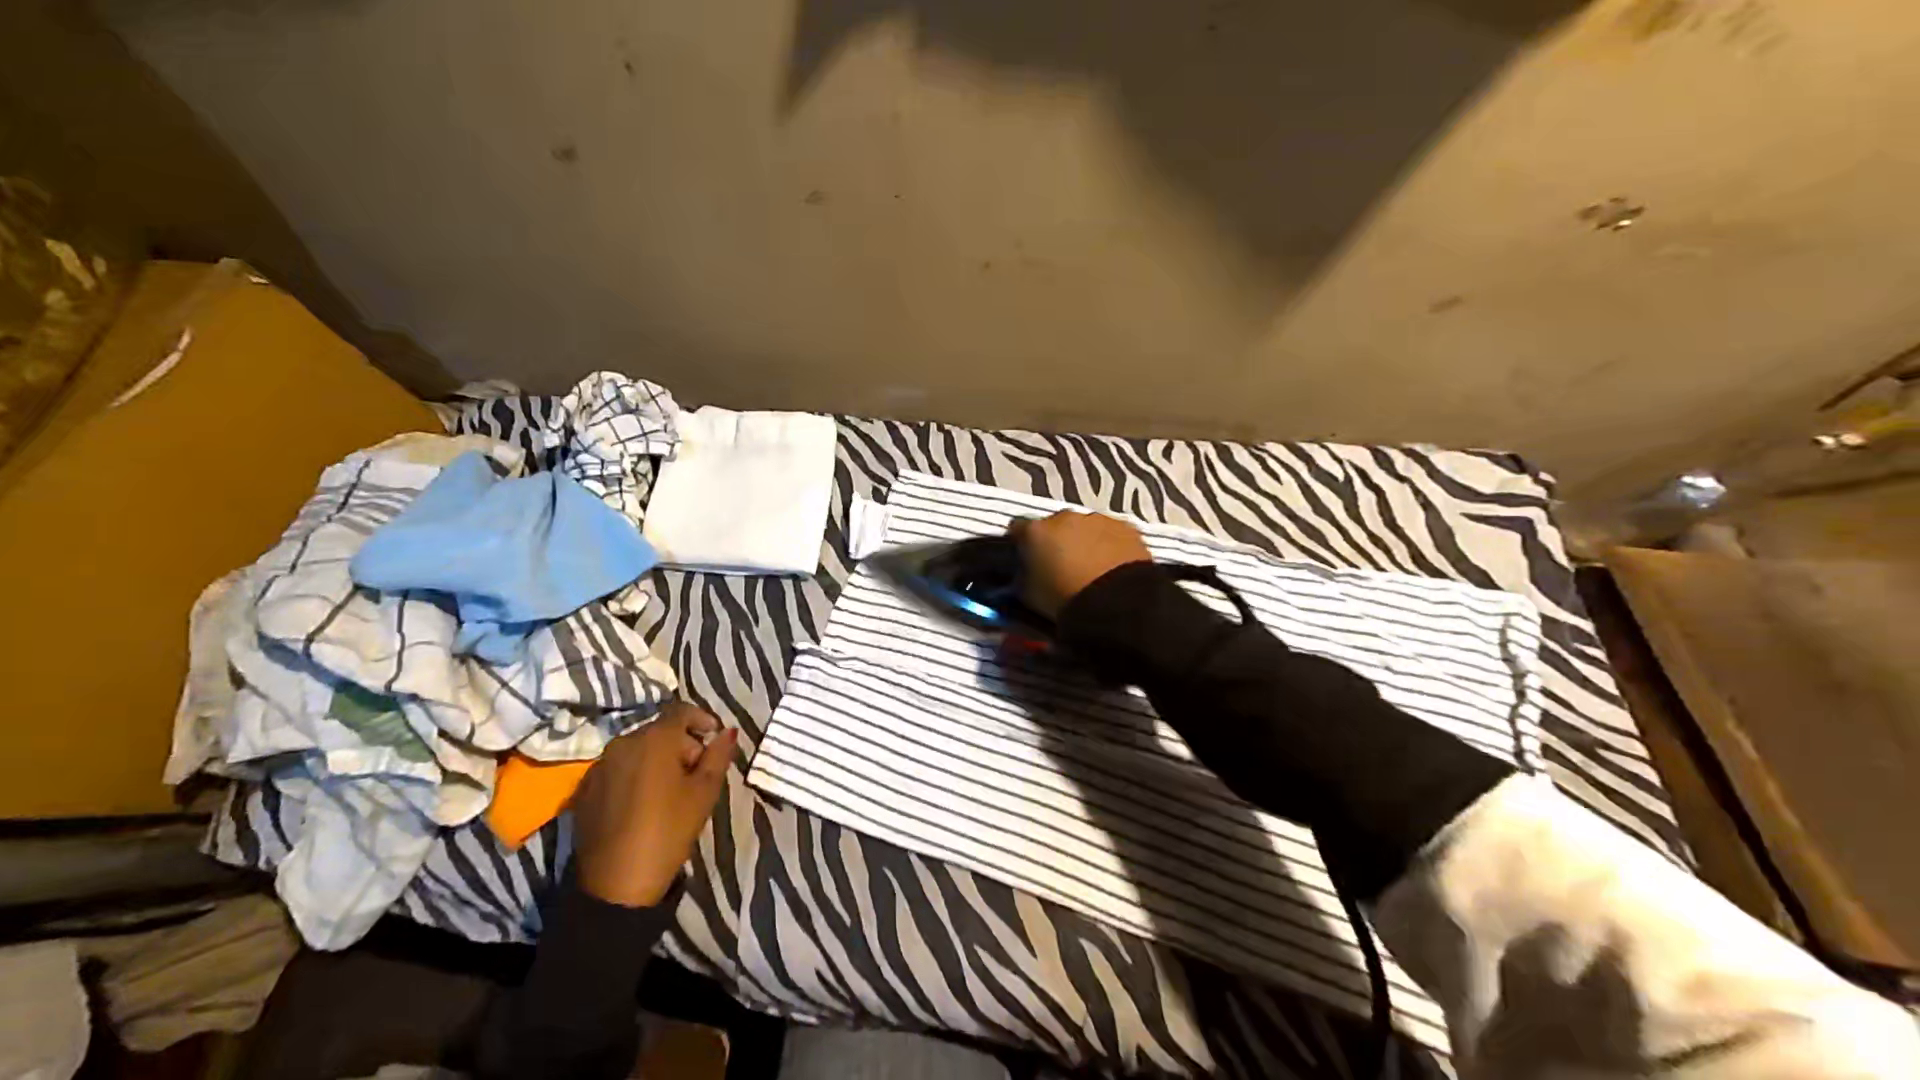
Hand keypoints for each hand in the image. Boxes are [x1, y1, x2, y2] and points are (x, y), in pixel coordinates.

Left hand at [571, 702, 735, 907]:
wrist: (616, 884)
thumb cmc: (669, 831)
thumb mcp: (704, 793)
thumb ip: (718, 755)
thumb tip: (727, 731)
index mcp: (654, 739)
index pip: (682, 711)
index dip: (703, 719)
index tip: (716, 738)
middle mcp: (623, 742)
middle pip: (659, 730)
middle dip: (682, 744)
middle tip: (697, 772)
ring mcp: (599, 766)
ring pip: (637, 749)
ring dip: (657, 759)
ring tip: (671, 789)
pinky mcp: (584, 789)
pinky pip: (617, 769)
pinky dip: (634, 775)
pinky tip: (644, 803)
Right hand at [1008, 511, 1152, 616]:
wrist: (1117, 603)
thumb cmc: (1064, 600)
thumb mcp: (1028, 595)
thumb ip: (1021, 577)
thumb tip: (1022, 573)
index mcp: (1035, 531)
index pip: (1017, 529)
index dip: (1021, 544)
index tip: (1026, 559)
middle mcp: (1064, 517)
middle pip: (1054, 525)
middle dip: (1055, 541)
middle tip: (1061, 567)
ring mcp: (1097, 519)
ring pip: (1084, 527)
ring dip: (1084, 542)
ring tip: (1091, 570)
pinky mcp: (1125, 527)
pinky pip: (1111, 533)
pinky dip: (1109, 546)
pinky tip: (1113, 568)